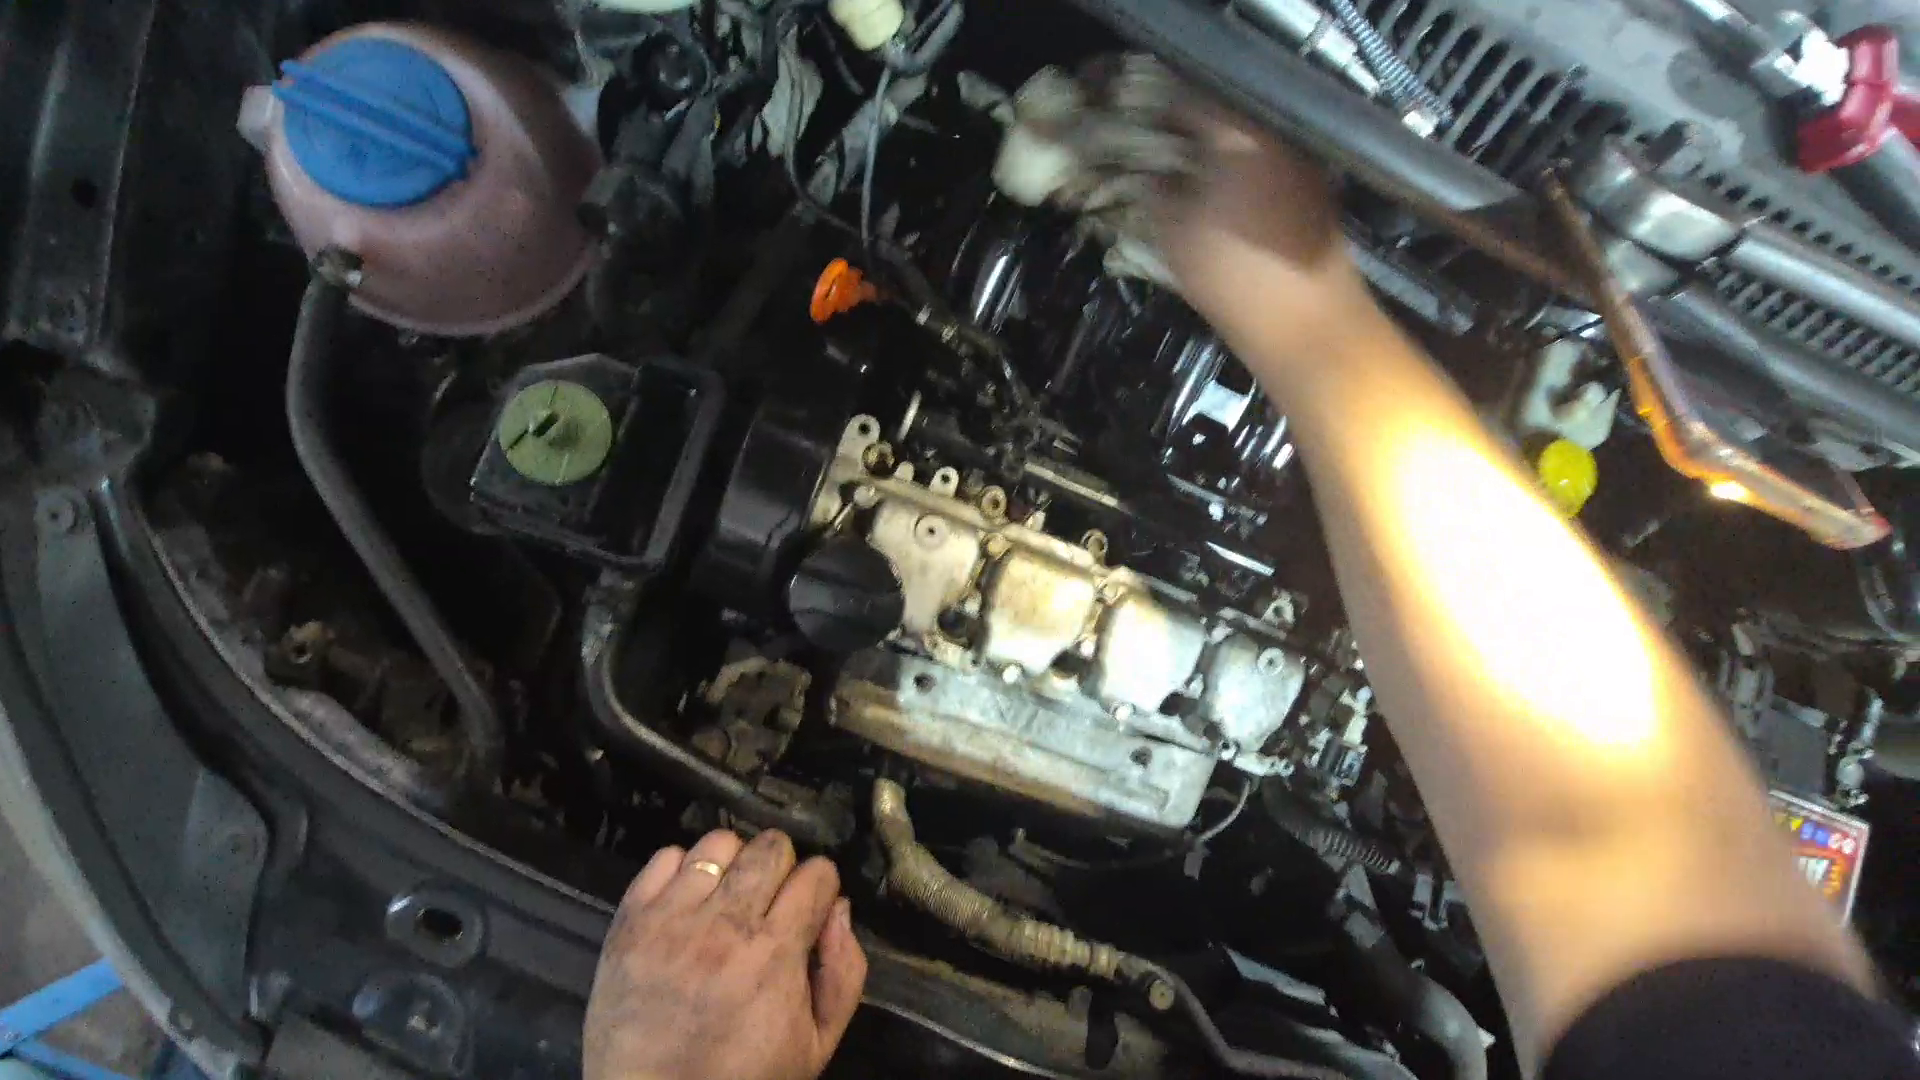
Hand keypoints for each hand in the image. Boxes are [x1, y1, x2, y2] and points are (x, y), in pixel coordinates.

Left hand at [584, 829, 867, 1079]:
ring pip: (721, 842)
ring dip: (733, 864)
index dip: (821, 888)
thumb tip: (839, 908)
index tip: (810, 908)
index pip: (817, 872)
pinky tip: (687, 901)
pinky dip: (681, 871)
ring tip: (727, 897)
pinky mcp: (630, 921)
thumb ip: (844, 973)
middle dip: (783, 868)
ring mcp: (672, 918)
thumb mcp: (816, 1045)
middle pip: (772, 846)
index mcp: (774, 953)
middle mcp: (725, 925)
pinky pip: (665, 857)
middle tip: (771, 902)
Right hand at [1154, 104, 1375, 361]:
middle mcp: (1278, 137)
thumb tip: (1148, 176)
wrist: (1307, 323)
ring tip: (1190, 182)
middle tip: (1161, 155)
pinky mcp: (1316, 193)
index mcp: (1240, 136)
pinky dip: (1244, 178)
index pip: (1191, 99)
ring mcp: (1303, 163)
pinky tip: (1226, 207)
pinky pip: (1270, 169)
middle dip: (1190, 133)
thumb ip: (1155, 196)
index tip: (1139, 125)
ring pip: (1249, 144)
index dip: (1159, 110)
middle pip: (1225, 117)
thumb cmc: (1235, 279)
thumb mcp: (1175, 237)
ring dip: (1218, 157)